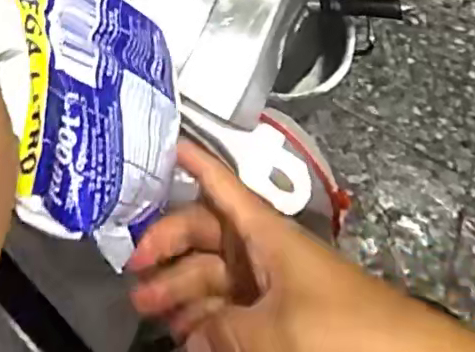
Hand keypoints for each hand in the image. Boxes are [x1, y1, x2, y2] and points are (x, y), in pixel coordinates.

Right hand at [129, 142, 474, 351]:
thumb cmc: (341, 325)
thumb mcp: (278, 331)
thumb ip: (226, 332)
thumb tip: (189, 336)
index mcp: (262, 229)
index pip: (219, 182)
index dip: (192, 161)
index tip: (164, 142)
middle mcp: (260, 247)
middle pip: (204, 235)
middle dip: (167, 249)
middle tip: (132, 275)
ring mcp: (268, 281)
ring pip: (212, 277)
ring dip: (180, 292)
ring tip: (147, 310)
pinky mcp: (278, 315)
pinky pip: (230, 309)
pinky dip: (206, 321)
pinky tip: (183, 334)